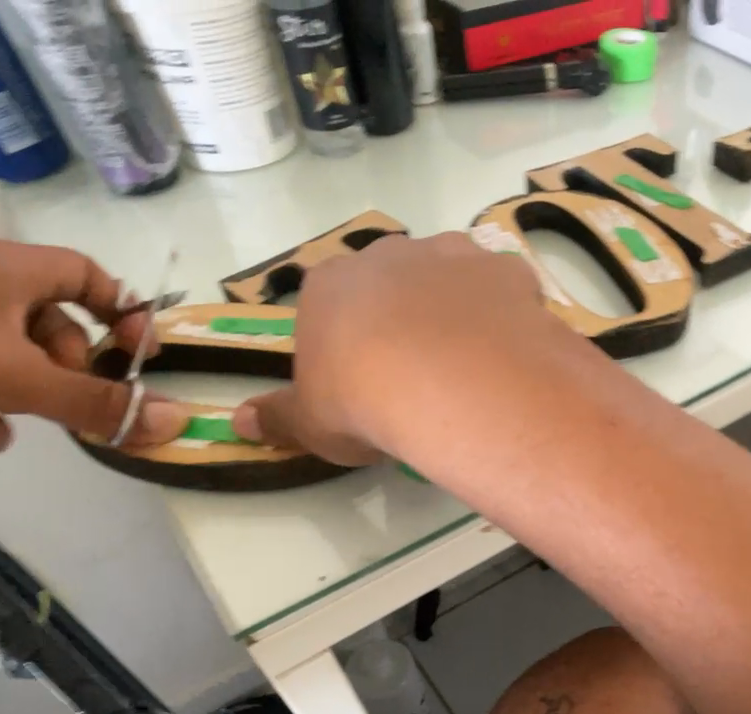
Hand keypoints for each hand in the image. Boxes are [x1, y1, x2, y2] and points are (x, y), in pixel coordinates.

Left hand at [0, 236, 189, 457]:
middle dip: (74, 374)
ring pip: (15, 376)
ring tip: (20, 420)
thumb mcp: (14, 371)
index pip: (85, 277)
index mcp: (4, 272)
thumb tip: (178, 420)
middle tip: (87, 407)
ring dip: (28, 405)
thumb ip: (98, 402)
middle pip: (54, 334)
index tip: (145, 358)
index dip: (122, 312)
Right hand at [231, 232, 565, 463]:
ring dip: (458, 308)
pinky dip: (508, 313)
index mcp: (331, 285)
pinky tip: (511, 350)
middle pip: (394, 283)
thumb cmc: (364, 402)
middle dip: (406, 318)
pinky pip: (507, 288)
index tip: (367, 384)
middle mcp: (390, 255)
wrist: (448, 384)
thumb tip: (239, 422)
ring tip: (471, 363)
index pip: (332, 307)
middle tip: (422, 374)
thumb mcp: (312, 423)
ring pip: (451, 275)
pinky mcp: (506, 270)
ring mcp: (452, 255)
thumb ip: (279, 418)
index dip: (351, 345)